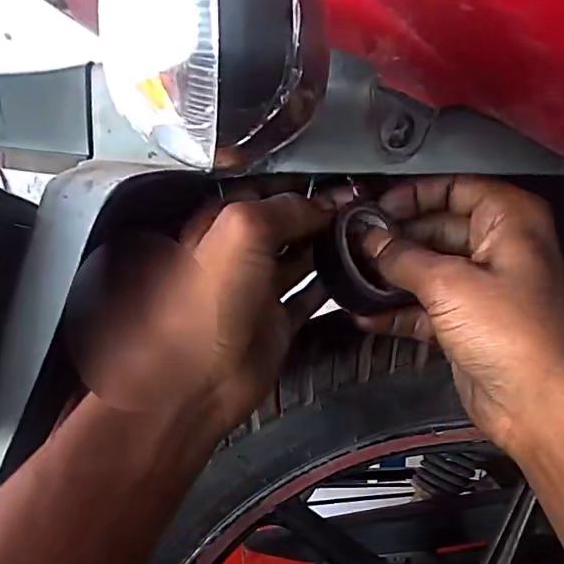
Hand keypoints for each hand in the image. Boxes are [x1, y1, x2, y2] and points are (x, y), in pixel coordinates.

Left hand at [71, 190, 334, 434]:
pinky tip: (355, 272)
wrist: (199, 382)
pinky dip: (331, 285)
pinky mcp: (276, 325)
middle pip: (286, 224)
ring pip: (301, 259)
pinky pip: (309, 298)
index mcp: (219, 225)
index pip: (265, 192)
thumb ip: (281, 210)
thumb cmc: (203, 307)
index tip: (340, 181)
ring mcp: (258, 291)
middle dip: (320, 213)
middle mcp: (238, 256)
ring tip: (364, 233)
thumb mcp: (240, 234)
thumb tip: (321, 204)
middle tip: (360, 205)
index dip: (300, 185)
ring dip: (329, 246)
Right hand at [351, 175, 563, 455]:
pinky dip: (399, 312)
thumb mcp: (450, 284)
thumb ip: (404, 258)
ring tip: (353, 277)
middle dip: (397, 239)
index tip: (376, 207)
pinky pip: (426, 310)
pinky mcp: (468, 327)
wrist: (537, 401)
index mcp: (510, 221)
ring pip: (429, 272)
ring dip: (392, 277)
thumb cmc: (515, 336)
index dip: (414, 194)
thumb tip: (372, 240)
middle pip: (438, 229)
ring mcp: (483, 291)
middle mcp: (499, 250)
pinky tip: (367, 314)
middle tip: (356, 244)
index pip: (456, 188)